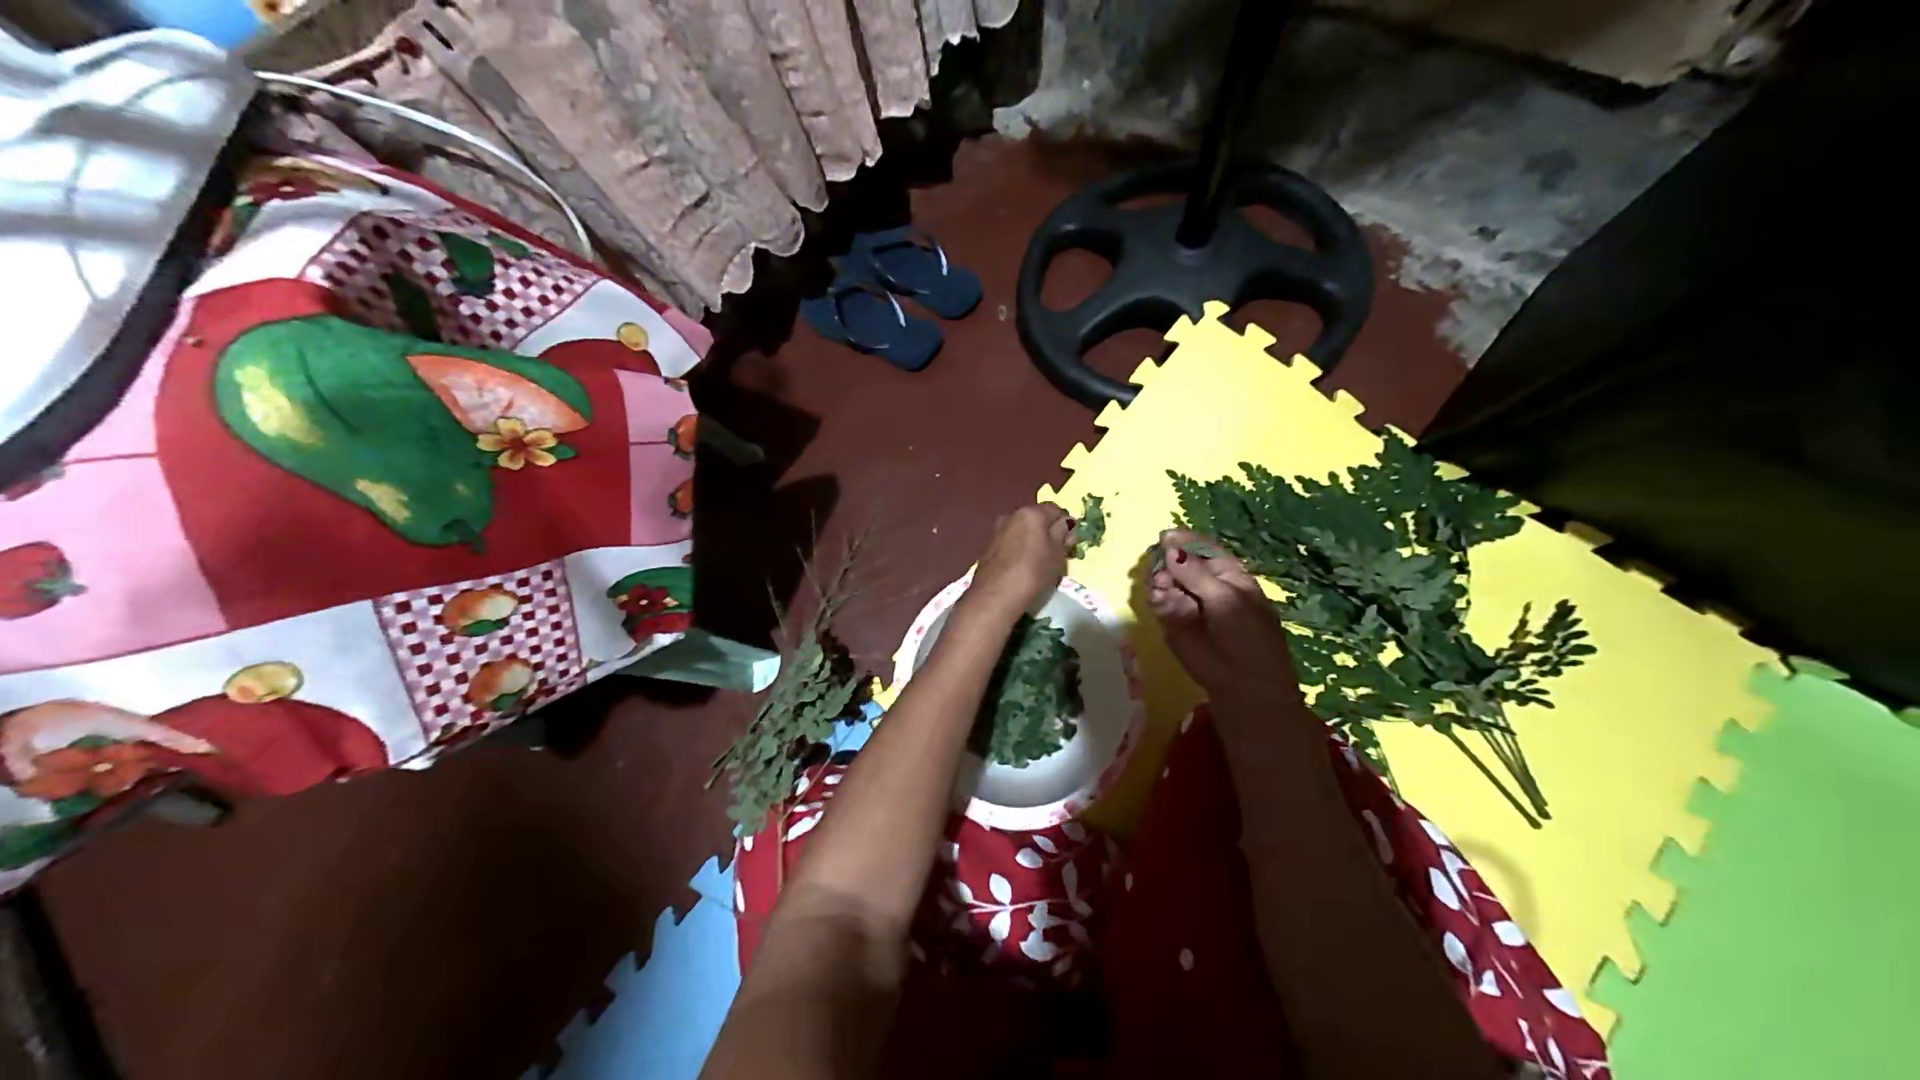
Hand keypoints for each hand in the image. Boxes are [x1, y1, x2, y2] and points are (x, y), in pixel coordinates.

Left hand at [965, 504, 1074, 620]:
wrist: (995, 595)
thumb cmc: (1032, 572)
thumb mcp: (1057, 553)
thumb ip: (1062, 534)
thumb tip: (1064, 523)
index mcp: (1031, 512)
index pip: (1055, 509)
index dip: (1066, 523)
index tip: (1070, 541)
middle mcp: (1012, 515)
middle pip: (1036, 517)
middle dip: (1048, 530)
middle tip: (1057, 550)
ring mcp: (997, 529)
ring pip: (1022, 529)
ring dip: (1033, 538)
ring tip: (1040, 559)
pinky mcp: (988, 545)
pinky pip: (1011, 540)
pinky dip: (1019, 547)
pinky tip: (1023, 563)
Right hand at [1147, 529, 1299, 709]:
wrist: (1242, 682)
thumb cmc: (1247, 636)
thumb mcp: (1226, 598)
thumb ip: (1195, 573)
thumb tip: (1169, 546)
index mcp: (1227, 574)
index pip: (1202, 548)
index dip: (1185, 541)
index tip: (1165, 537)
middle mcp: (1203, 584)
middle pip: (1177, 561)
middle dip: (1167, 562)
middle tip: (1162, 570)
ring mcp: (1185, 601)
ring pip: (1164, 580)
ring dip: (1160, 580)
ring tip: (1163, 588)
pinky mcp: (1170, 621)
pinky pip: (1158, 602)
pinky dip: (1157, 599)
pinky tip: (1162, 600)